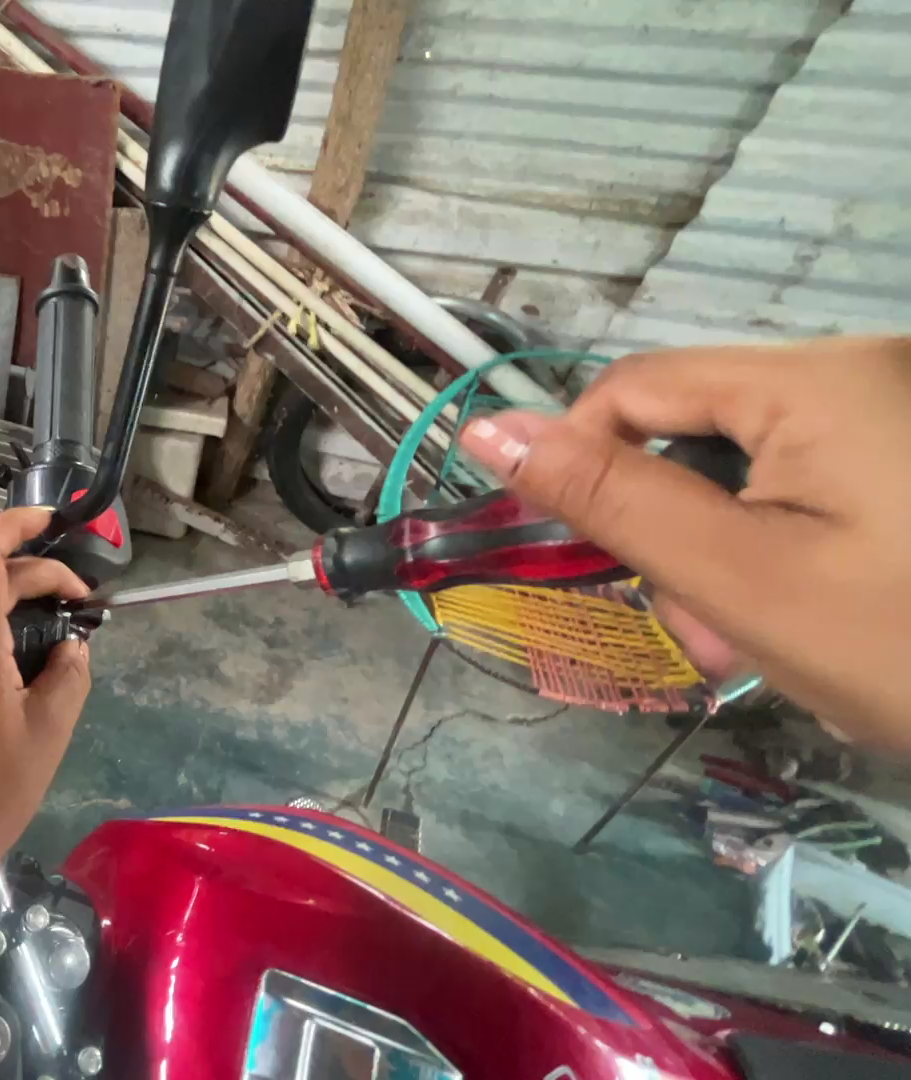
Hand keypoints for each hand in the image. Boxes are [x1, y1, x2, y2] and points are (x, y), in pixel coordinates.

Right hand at [458, 336, 910, 745]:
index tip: (594, 549)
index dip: (578, 459)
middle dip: (666, 519)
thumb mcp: (738, 578)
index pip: (628, 386)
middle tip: (700, 622)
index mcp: (819, 382)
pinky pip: (821, 473)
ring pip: (752, 458)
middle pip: (692, 425)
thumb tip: (484, 430)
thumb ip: (604, 496)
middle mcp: (877, 367)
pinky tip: (824, 598)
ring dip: (724, 538)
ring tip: (762, 627)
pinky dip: (788, 535)